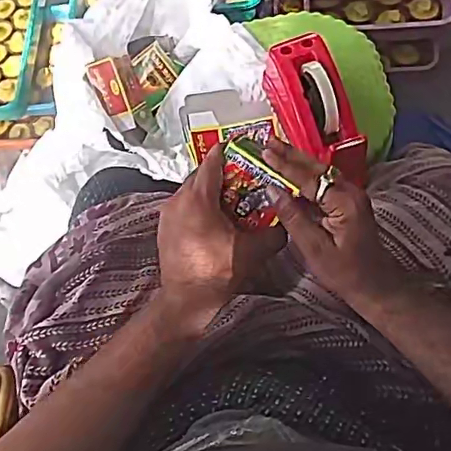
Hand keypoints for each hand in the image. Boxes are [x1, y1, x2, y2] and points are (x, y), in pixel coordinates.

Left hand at [154, 144, 285, 335]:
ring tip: (232, 203)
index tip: (243, 148)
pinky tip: (215, 222)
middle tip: (245, 181)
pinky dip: (199, 208)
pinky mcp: (164, 228)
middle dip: (223, 176)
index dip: (229, 152)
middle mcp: (178, 200)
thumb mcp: (253, 251)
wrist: (186, 301)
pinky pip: (184, 208)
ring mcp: (167, 215)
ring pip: (191, 192)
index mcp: (197, 198)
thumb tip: (286, 223)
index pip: (212, 162)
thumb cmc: (217, 273)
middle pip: (201, 176)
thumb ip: (274, 232)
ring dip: (211, 193)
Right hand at [262, 142, 404, 306]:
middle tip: (267, 142)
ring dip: (298, 161)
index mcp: (344, 202)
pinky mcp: (349, 203)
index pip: (309, 178)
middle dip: (290, 154)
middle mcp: (351, 192)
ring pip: (321, 172)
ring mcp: (352, 196)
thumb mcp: (315, 249)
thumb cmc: (346, 273)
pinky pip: (325, 182)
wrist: (376, 286)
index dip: (285, 165)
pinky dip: (306, 174)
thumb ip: (293, 218)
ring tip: (275, 149)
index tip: (265, 152)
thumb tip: (272, 190)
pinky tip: (292, 172)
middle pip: (316, 167)